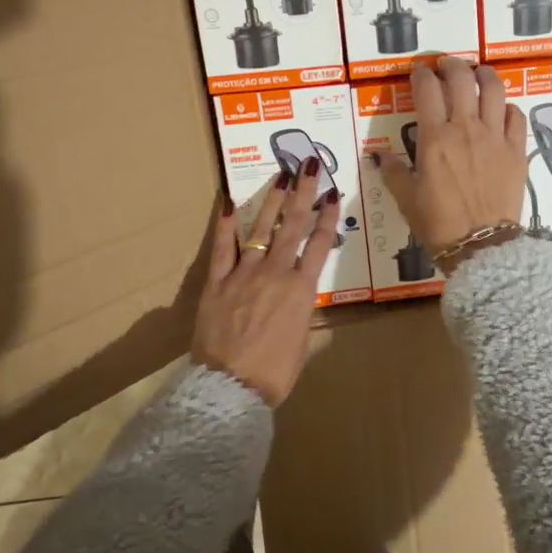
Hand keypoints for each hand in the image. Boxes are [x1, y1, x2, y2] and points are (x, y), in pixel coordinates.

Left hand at [193, 161, 341, 405]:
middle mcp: (276, 273)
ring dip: (271, 201)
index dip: (328, 217)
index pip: (320, 244)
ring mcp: (244, 274)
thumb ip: (306, 323)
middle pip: (293, 226)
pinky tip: (228, 205)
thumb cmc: (274, 373)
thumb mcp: (302, 348)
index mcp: (302, 290)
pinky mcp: (217, 283)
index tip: (334, 192)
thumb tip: (308, 314)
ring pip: (261, 230)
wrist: (229, 387)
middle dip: (303, 193)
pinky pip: (222, 249)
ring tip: (279, 175)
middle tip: (308, 165)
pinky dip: (225, 226)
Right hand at [373, 57, 527, 252]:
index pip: (426, 90)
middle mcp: (466, 129)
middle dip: (451, 65)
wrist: (482, 246)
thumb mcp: (406, 199)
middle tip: (446, 66)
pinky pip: (516, 116)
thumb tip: (379, 155)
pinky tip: (500, 110)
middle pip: (461, 78)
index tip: (418, 71)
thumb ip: (392, 171)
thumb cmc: (439, 224)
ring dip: (484, 75)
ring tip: (478, 73)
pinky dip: (507, 107)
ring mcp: (496, 137)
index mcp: (435, 138)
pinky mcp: (517, 150)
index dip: (420, 74)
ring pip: (494, 89)